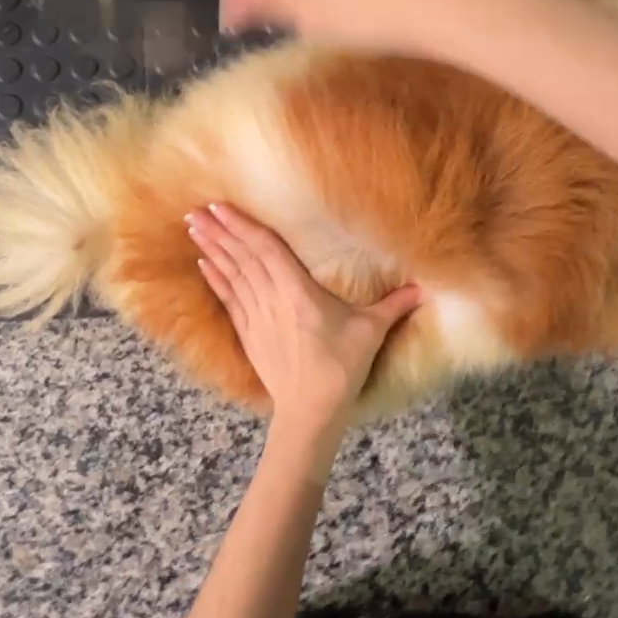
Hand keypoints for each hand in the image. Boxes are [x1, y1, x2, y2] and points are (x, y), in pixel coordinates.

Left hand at [187, 202, 421, 445]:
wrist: (310, 410)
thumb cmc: (342, 368)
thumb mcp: (371, 332)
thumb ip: (394, 304)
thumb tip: (424, 287)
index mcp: (297, 290)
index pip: (265, 249)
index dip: (243, 226)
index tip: (222, 206)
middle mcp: (271, 297)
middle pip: (241, 257)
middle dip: (218, 231)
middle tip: (196, 208)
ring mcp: (255, 316)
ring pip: (230, 274)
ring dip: (211, 248)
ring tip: (192, 226)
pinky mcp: (248, 333)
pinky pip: (227, 299)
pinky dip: (215, 278)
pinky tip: (202, 262)